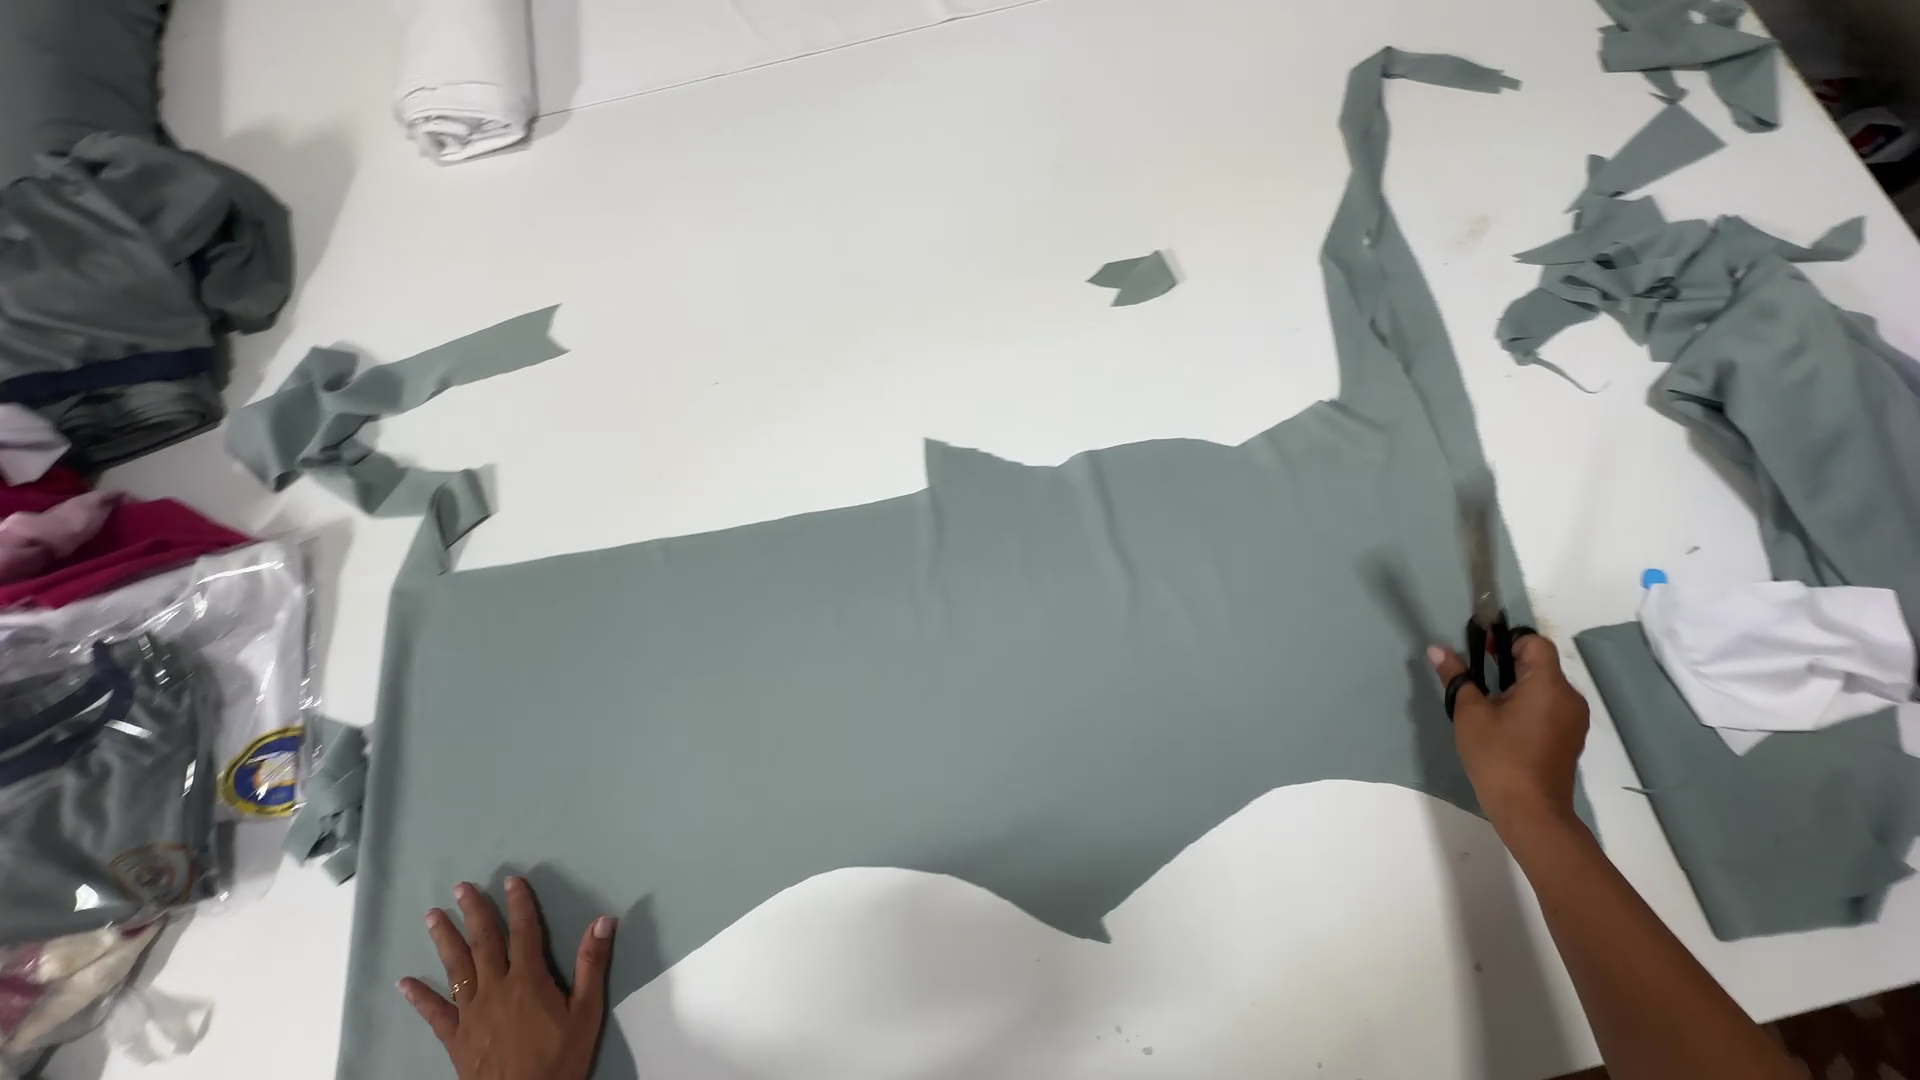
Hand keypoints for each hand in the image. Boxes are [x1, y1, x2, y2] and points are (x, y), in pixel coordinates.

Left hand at [399, 877, 615, 1079]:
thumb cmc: (560, 1059)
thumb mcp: (587, 1011)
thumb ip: (592, 964)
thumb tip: (603, 920)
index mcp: (528, 980)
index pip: (524, 932)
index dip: (518, 904)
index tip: (510, 880)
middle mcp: (496, 989)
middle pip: (484, 943)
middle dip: (473, 912)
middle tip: (461, 887)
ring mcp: (471, 1014)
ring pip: (456, 969)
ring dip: (444, 940)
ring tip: (432, 916)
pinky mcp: (455, 1039)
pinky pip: (434, 1014)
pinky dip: (419, 997)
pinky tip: (404, 982)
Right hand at [1428, 635, 1589, 833]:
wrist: (1530, 810)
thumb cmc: (1498, 756)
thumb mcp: (1469, 713)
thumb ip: (1457, 677)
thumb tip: (1438, 649)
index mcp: (1547, 686)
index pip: (1534, 643)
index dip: (1507, 639)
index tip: (1480, 651)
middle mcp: (1569, 697)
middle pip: (1540, 663)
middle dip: (1508, 662)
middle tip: (1475, 674)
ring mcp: (1573, 718)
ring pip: (1544, 685)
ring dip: (1517, 683)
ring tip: (1486, 700)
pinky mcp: (1570, 736)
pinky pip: (1549, 705)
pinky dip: (1527, 702)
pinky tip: (1504, 721)